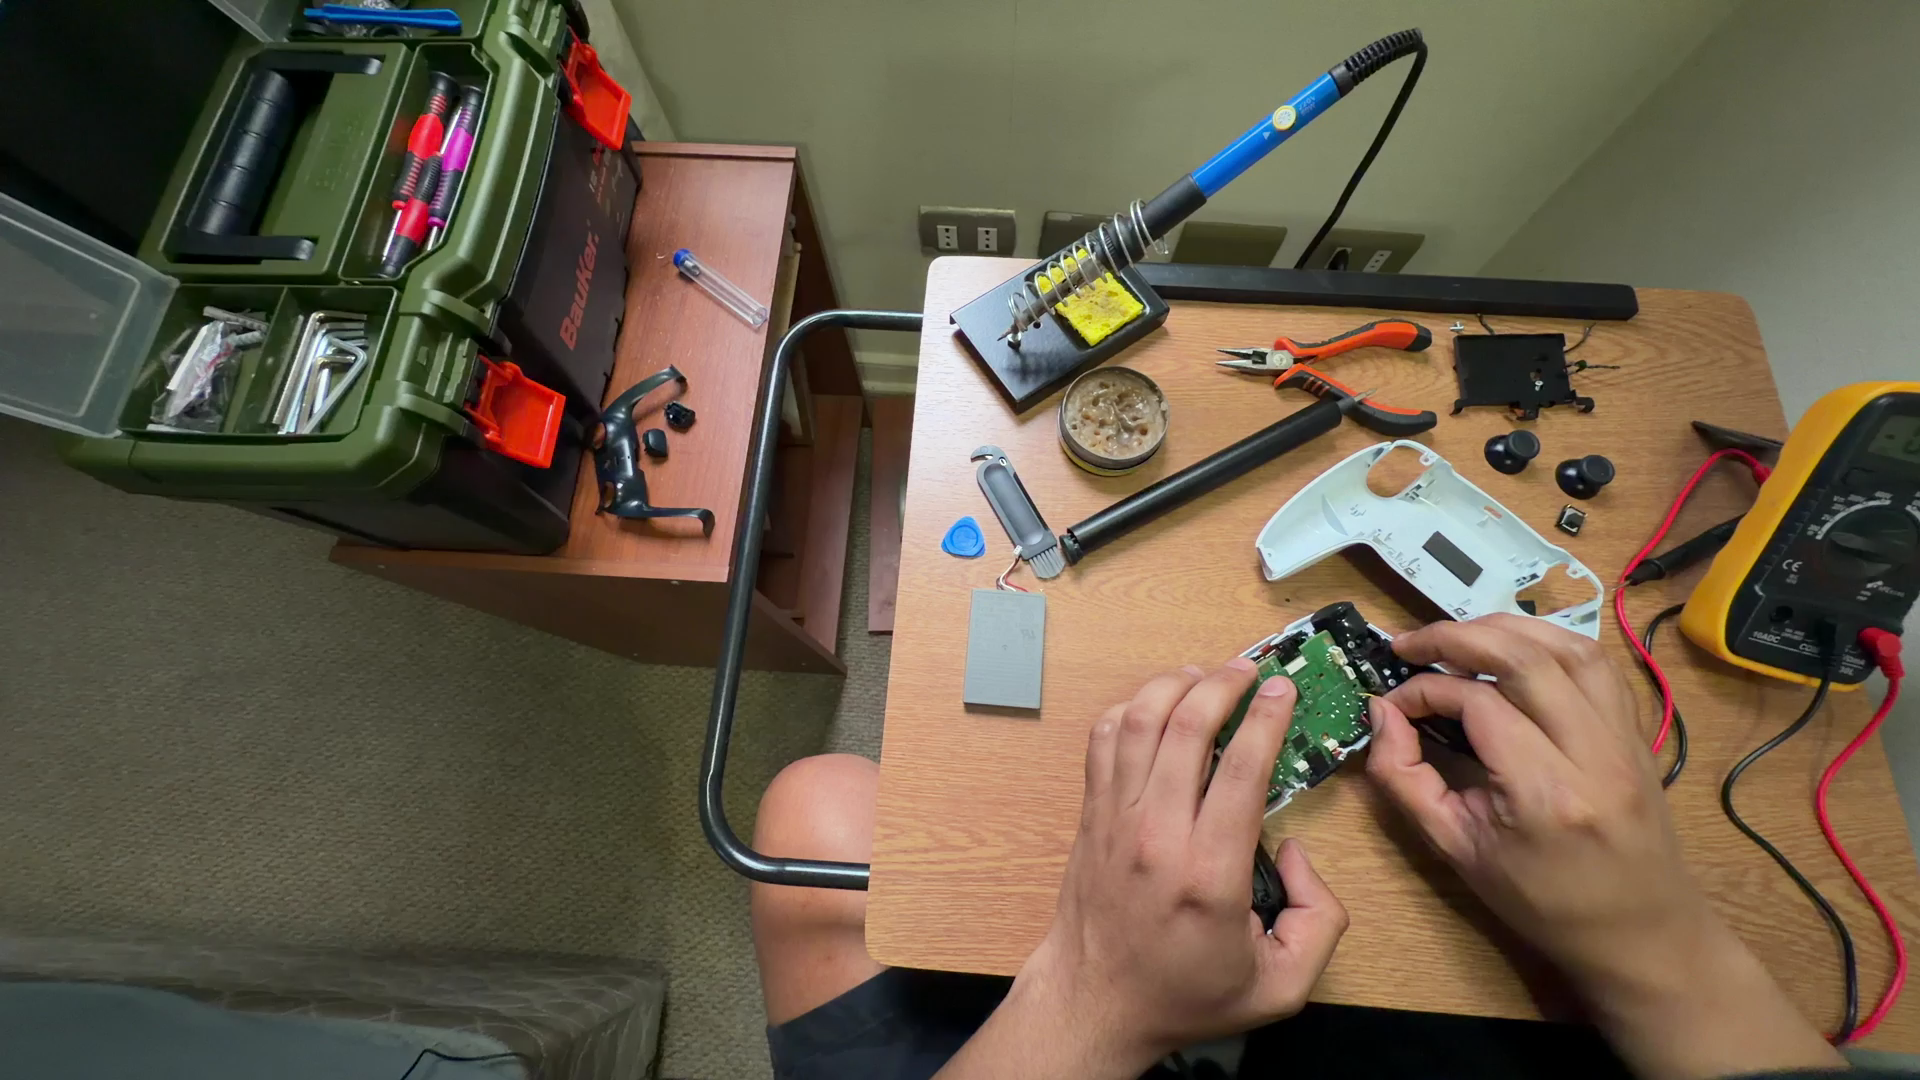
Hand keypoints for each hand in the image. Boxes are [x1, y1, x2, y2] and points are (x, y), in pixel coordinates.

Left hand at [1014, 659, 1346, 1075]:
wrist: (1095, 997)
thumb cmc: (1189, 992)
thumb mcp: (1282, 985)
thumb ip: (1319, 918)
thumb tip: (1294, 847)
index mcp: (1210, 873)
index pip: (1242, 770)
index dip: (1266, 718)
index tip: (1283, 688)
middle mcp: (1157, 830)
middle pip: (1185, 727)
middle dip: (1221, 684)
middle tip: (1248, 669)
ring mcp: (1115, 815)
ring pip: (1137, 721)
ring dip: (1171, 685)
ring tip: (1202, 674)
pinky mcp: (1090, 810)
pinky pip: (1102, 740)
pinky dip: (1126, 709)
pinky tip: (1152, 704)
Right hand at [1365, 614, 1839, 1079]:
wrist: (1644, 937)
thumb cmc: (1539, 900)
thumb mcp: (1450, 846)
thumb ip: (1400, 775)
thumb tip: (1381, 711)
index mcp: (1546, 791)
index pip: (1477, 701)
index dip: (1423, 690)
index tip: (1393, 705)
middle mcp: (1596, 753)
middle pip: (1526, 656)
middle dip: (1455, 636)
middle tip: (1408, 644)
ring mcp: (1628, 739)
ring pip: (1568, 646)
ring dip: (1502, 628)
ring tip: (1454, 638)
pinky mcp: (1637, 733)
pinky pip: (1596, 662)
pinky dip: (1545, 640)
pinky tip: (1508, 649)